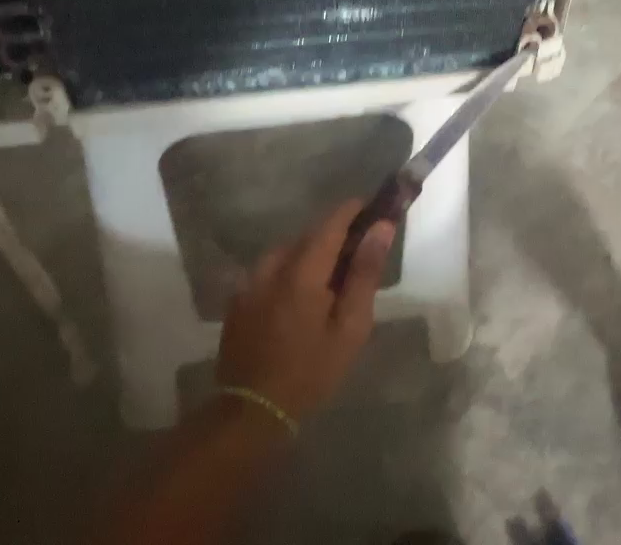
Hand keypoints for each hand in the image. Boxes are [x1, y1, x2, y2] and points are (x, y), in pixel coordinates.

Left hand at [214, 200, 395, 420]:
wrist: (251, 411)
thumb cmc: (311, 370)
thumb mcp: (350, 326)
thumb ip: (365, 272)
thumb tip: (382, 227)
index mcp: (303, 269)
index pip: (332, 221)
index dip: (355, 210)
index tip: (375, 210)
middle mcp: (272, 266)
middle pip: (309, 234)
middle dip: (336, 235)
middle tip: (361, 254)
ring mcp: (250, 282)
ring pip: (287, 251)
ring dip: (312, 253)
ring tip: (331, 279)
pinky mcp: (238, 300)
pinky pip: (270, 270)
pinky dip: (290, 271)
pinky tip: (300, 297)